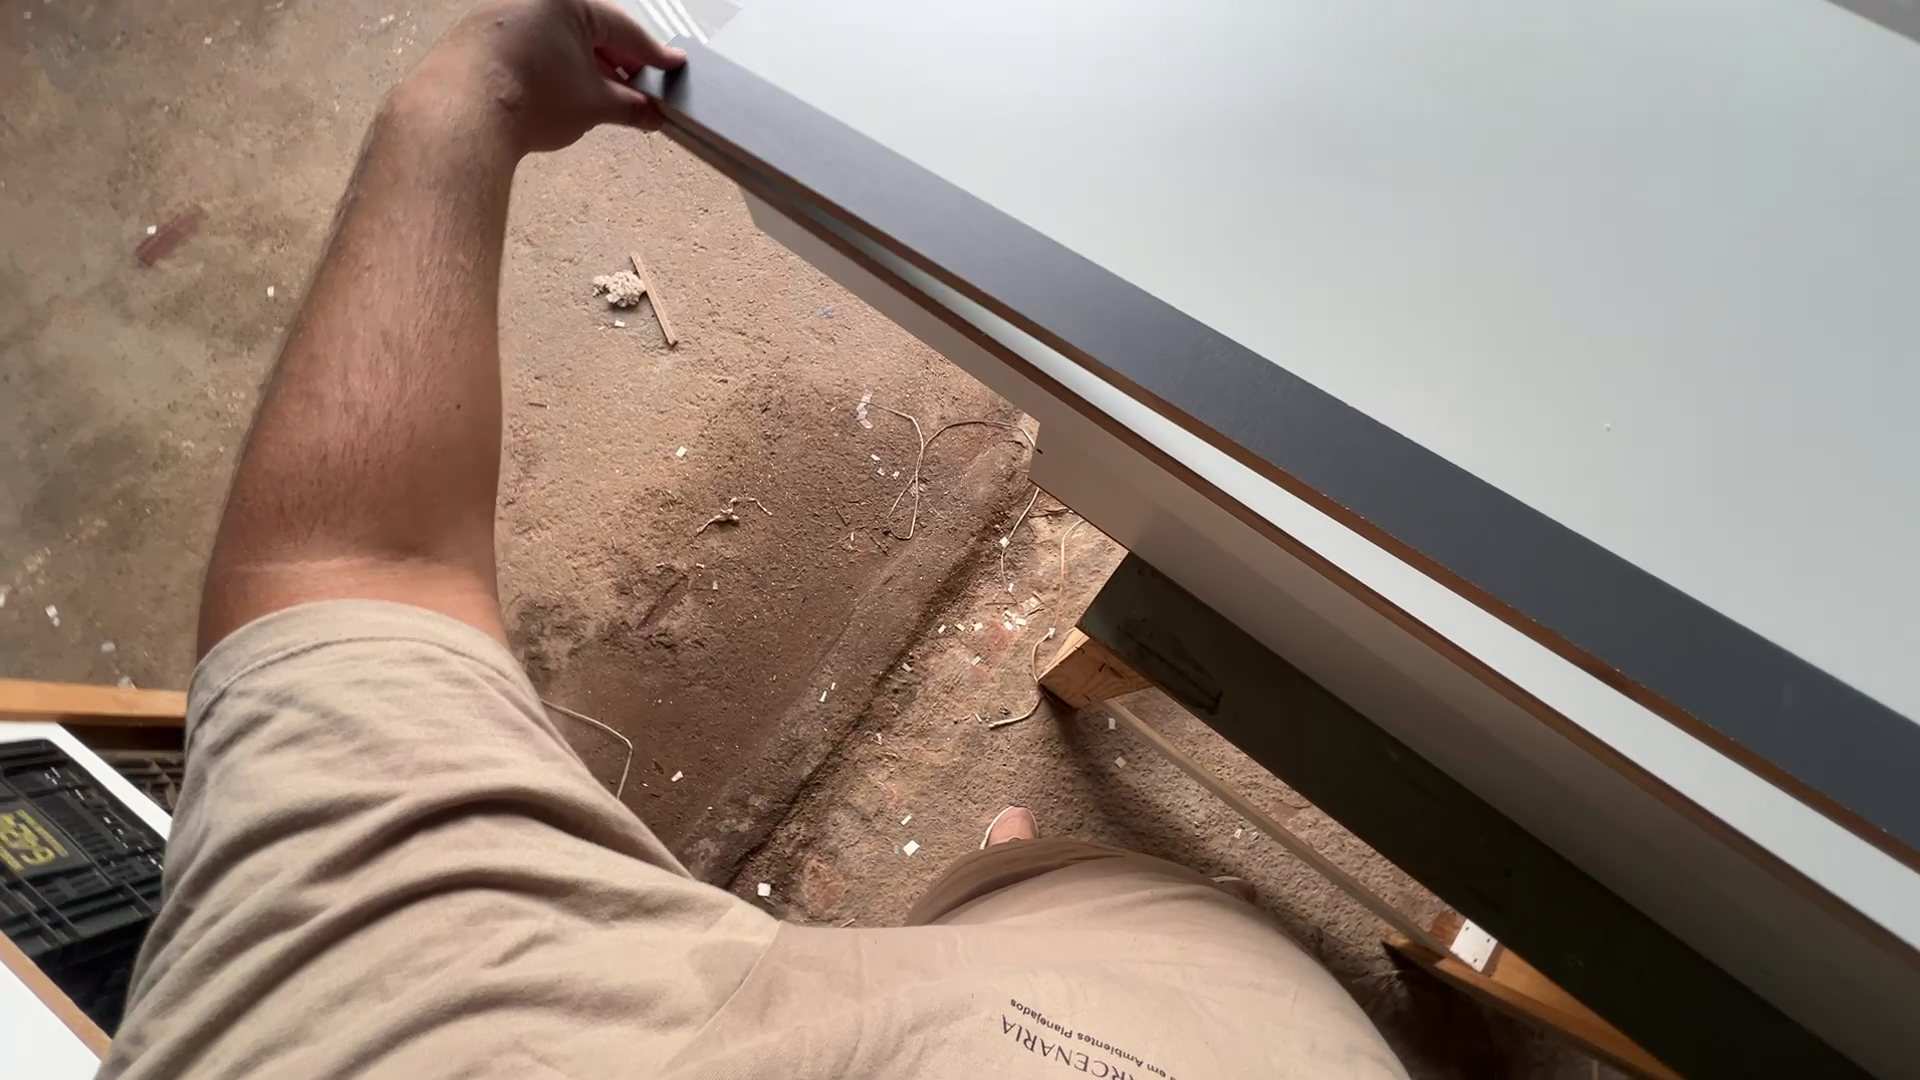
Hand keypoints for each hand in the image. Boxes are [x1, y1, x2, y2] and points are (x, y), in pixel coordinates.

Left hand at [418, 0, 686, 155]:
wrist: (466, 106)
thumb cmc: (540, 96)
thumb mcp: (597, 104)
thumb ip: (631, 107)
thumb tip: (654, 115)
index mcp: (570, 4)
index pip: (625, 29)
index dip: (654, 54)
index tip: (677, 66)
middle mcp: (538, 0)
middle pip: (595, 32)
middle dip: (624, 62)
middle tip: (647, 90)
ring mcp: (509, 16)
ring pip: (567, 41)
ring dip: (595, 69)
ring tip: (614, 97)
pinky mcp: (488, 37)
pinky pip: (541, 49)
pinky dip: (565, 70)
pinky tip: (574, 94)